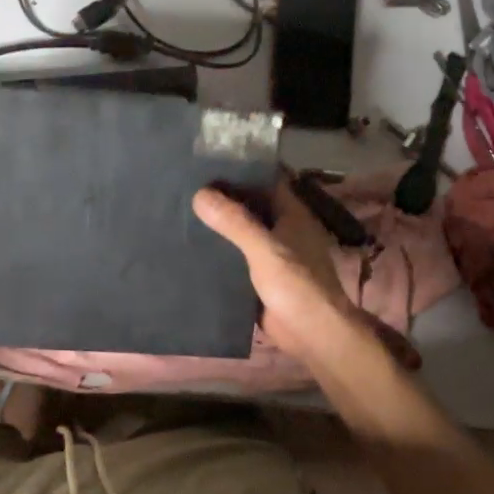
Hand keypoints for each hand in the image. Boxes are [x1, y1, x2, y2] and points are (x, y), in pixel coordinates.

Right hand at [193, 182, 380, 369]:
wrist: (313, 335)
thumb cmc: (297, 286)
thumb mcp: (264, 249)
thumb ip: (235, 222)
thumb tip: (199, 194)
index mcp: (291, 214)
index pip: (266, 179)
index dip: (241, 168)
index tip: (208, 159)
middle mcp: (281, 229)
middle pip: (250, 205)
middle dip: (222, 197)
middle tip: (184, 185)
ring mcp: (271, 254)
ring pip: (240, 232)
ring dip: (218, 225)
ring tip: (180, 211)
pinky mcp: (259, 277)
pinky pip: (235, 258)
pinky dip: (218, 252)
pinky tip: (190, 247)